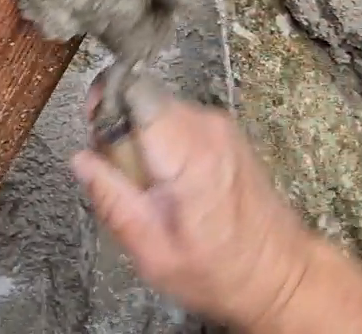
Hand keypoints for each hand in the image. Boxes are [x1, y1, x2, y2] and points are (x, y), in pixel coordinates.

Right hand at [71, 77, 315, 328]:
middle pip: (141, 96)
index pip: (136, 88)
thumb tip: (80, 159)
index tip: (96, 128)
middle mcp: (206, 125)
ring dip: (140, 135)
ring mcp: (218, 122)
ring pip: (156, 105)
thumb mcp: (151, 251)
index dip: (107, 99)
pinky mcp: (222, 127)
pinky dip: (161, 139)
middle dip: (118, 125)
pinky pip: (175, 117)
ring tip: (148, 183)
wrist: (280, 274)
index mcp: (188, 150)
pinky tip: (169, 178)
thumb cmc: (221, 270)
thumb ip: (112, 199)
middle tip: (118, 171)